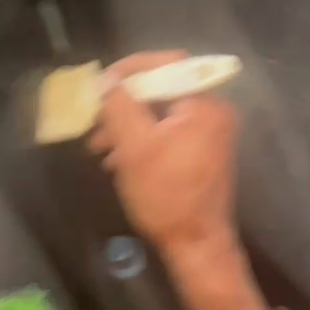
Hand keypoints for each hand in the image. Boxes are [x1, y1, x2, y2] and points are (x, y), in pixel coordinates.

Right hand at [89, 51, 240, 259]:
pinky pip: (168, 131)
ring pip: (161, 112)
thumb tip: (105, 79)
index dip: (132, 68)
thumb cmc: (166, 194)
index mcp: (204, 102)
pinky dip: (143, 138)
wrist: (197, 246)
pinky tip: (117, 159)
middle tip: (96, 118)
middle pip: (162, 88)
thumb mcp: (134, 146)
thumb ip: (119, 105)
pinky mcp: (202, 151)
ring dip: (128, 123)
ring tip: (99, 145)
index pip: (168, 63)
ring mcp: (209, 132)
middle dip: (125, 103)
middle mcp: (213, 110)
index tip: (103, 83)